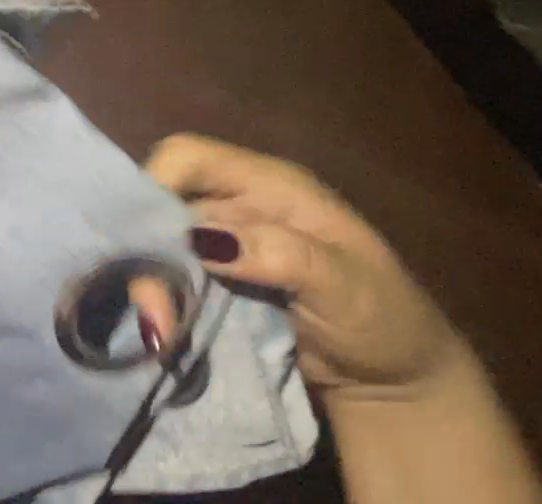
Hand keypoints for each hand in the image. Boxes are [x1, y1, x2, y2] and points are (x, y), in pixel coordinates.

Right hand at [144, 133, 470, 404]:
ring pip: (155, 243)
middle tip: (155, 309)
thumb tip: (202, 238)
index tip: (145, 238)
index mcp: (267, 184)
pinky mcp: (206, 280)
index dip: (156, 181)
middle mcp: (232, 205)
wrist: (395, 384)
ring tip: (162, 329)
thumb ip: (282, 254)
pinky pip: (164, 277)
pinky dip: (157, 299)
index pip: (188, 156)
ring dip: (149, 283)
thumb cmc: (385, 321)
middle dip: (147, 251)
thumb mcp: (348, 287)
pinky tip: (162, 327)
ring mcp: (216, 244)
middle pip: (161, 203)